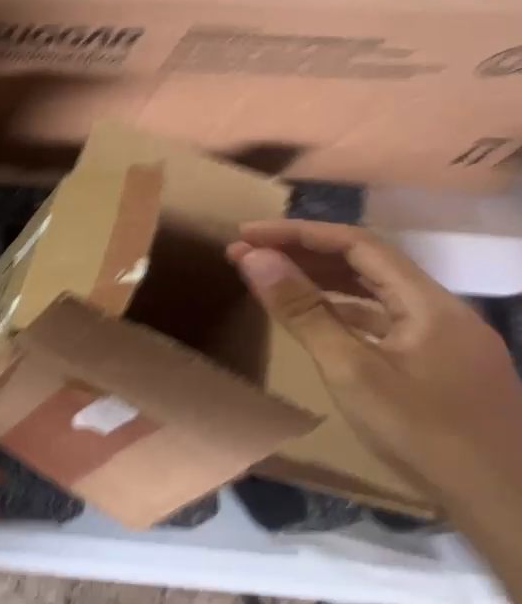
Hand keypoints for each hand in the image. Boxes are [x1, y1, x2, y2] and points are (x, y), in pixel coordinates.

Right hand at [227, 219, 521, 508]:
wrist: (506, 507)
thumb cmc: (423, 434)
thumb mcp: (350, 370)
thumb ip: (302, 310)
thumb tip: (252, 255)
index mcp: (433, 307)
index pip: (359, 245)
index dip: (298, 233)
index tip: (245, 234)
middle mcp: (447, 314)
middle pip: (369, 264)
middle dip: (304, 253)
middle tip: (246, 254)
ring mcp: (451, 341)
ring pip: (378, 291)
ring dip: (322, 279)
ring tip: (269, 278)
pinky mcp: (446, 365)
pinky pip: (387, 318)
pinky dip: (344, 308)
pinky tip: (315, 317)